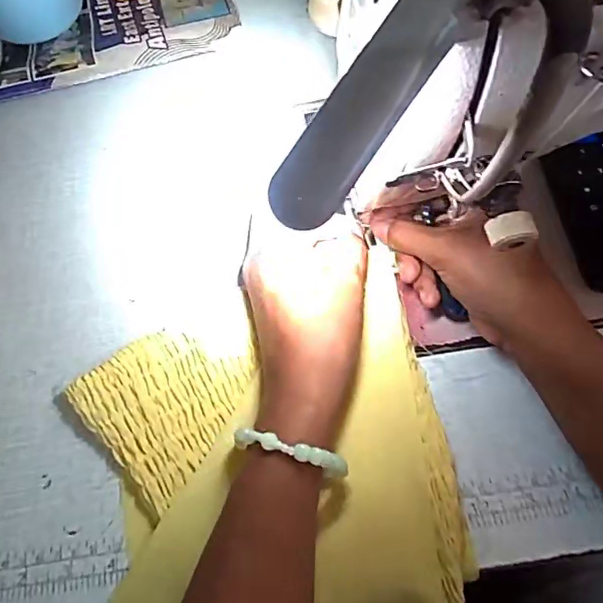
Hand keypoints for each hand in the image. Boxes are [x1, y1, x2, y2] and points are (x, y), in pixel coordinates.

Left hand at [243, 215, 368, 448]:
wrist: (306, 397)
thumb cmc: (323, 344)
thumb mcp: (348, 279)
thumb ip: (348, 240)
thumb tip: (347, 226)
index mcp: (265, 251)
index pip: (293, 205)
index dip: (323, 208)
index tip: (344, 217)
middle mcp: (254, 263)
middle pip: (297, 228)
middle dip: (325, 235)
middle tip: (347, 254)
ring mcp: (260, 284)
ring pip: (299, 251)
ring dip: (322, 257)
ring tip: (341, 278)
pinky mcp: (271, 302)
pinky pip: (297, 272)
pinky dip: (316, 276)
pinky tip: (331, 296)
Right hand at [368, 208, 586, 352]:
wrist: (526, 323)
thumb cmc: (504, 280)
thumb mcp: (446, 251)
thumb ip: (407, 234)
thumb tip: (381, 222)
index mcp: (472, 207)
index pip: (425, 198)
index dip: (399, 211)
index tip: (378, 222)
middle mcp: (470, 226)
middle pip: (419, 229)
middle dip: (410, 254)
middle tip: (408, 269)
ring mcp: (467, 252)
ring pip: (423, 255)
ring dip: (418, 274)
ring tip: (426, 289)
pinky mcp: (464, 276)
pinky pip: (432, 274)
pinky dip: (427, 286)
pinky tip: (433, 297)